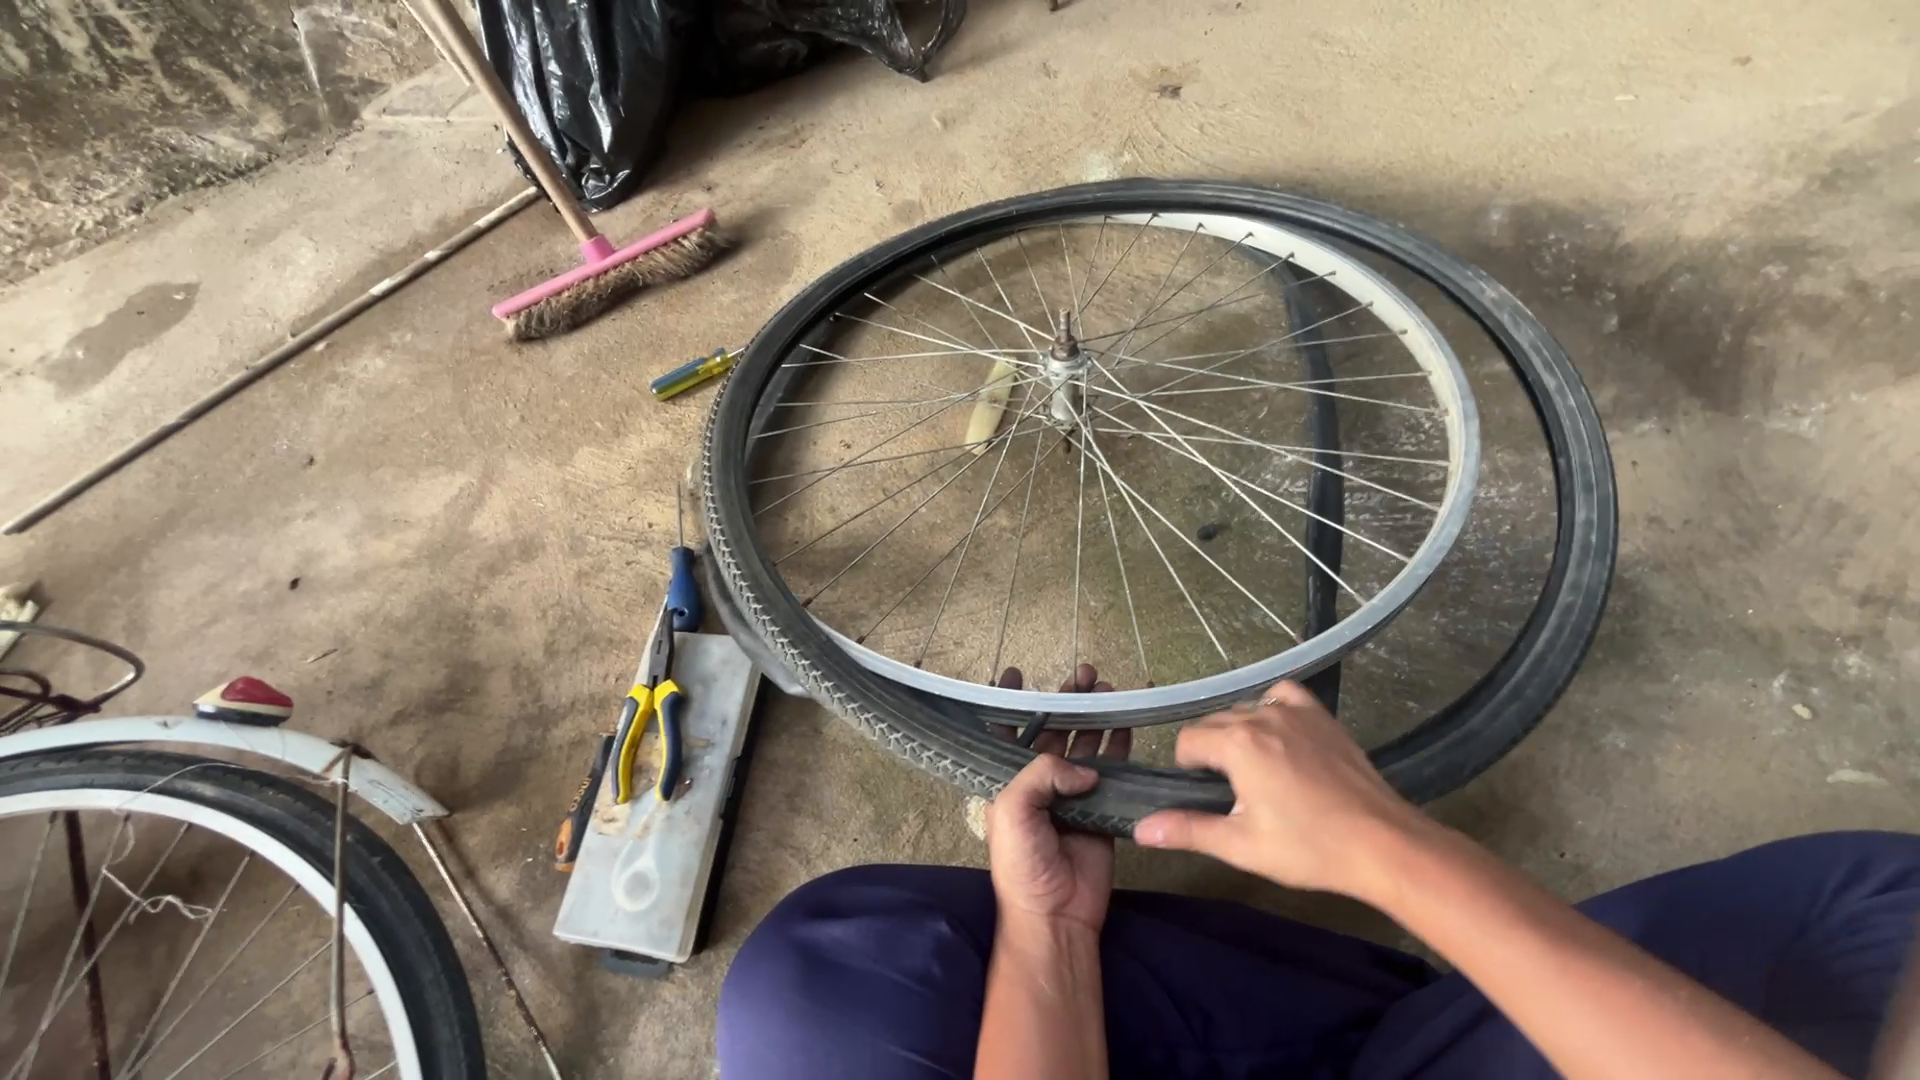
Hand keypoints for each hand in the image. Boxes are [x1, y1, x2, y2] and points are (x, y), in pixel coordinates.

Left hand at [985, 665, 1130, 934]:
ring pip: (1084, 741)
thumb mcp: (1013, 808)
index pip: (1005, 731)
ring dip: (1095, 715)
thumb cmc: (1021, 862)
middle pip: (1053, 729)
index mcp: (1007, 779)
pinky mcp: (1101, 805)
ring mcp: (1071, 791)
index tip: (1017, 672)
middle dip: (1065, 699)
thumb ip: (1042, 772)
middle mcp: (1038, 780)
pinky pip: (1112, 766)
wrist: (1055, 913)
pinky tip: (1126, 721)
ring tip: (1106, 687)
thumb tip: (1086, 768)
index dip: (1008, 701)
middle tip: (1082, 673)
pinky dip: (1120, 742)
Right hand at [1132, 680, 1426, 901]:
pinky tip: (1279, 735)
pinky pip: (1282, 694)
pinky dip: (1271, 708)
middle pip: (1212, 722)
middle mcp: (1260, 715)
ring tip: (1258, 772)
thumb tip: (1140, 830)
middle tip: (1233, 794)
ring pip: (1244, 709)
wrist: (1384, 844)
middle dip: (1212, 752)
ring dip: (1239, 733)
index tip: (1208, 797)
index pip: (1186, 740)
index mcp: (1236, 743)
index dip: (1188, 769)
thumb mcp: (1242, 845)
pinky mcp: (1321, 715)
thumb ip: (1188, 830)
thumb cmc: (1309, 848)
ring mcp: (1294, 711)